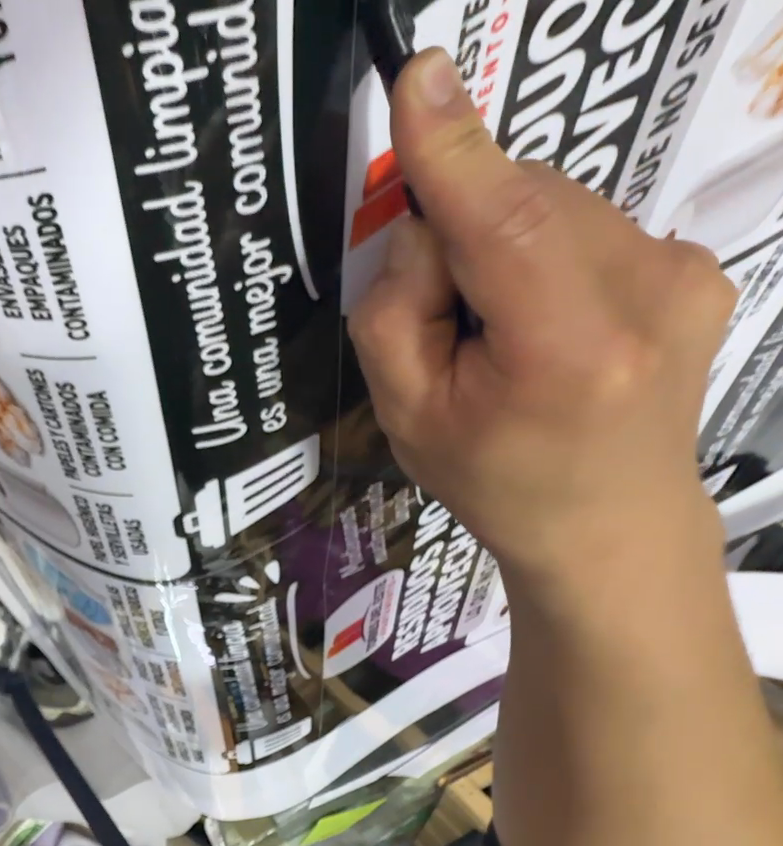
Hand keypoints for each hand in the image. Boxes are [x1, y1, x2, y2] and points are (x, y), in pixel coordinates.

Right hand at [350, 49, 736, 586]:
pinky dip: (539, 252)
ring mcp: (688, 273)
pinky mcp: (699, 264)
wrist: (606, 520)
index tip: (419, 75)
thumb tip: (425, 222)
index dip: (456, 151)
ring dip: (497, 243)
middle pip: (523, 202)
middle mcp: (649, 294)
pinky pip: (585, 223)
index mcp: (566, 349)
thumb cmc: (486, 473)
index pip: (504, 223)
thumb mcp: (401, 407)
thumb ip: (398, 308)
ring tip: (497, 327)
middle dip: (457, 234)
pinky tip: (541, 316)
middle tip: (444, 319)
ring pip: (553, 204)